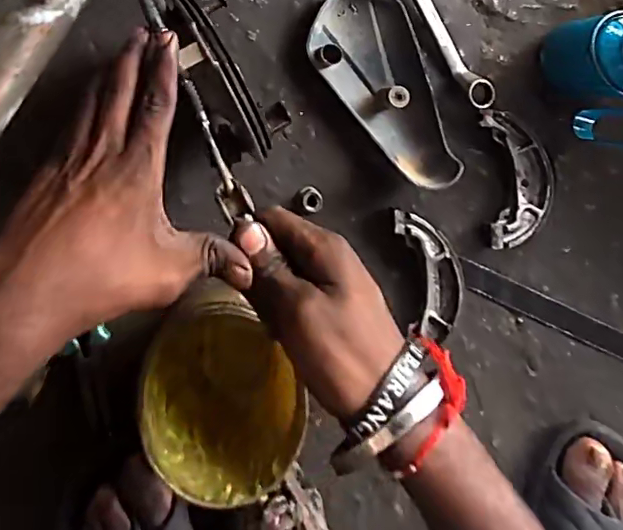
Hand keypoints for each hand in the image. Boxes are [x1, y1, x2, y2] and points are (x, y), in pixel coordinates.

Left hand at [0, 29, 251, 344]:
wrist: (28, 288)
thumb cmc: (97, 276)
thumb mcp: (166, 270)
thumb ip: (208, 257)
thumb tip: (247, 266)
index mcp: (137, 167)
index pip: (155, 105)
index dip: (164, 69)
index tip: (167, 43)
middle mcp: (104, 152)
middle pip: (121, 89)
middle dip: (134, 55)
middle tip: (143, 31)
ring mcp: (72, 157)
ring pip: (93, 99)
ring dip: (108, 70)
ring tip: (117, 51)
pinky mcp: (48, 170)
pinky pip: (70, 121)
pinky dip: (81, 99)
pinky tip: (82, 97)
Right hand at [233, 209, 407, 419]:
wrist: (387, 404)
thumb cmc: (340, 353)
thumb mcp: (298, 308)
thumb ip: (271, 267)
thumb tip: (246, 227)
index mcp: (325, 245)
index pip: (274, 217)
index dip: (249, 236)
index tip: (235, 265)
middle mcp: (332, 254)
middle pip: (280, 243)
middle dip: (260, 268)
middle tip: (256, 303)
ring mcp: (335, 280)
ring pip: (287, 271)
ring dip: (272, 293)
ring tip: (272, 322)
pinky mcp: (335, 305)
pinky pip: (300, 293)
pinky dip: (286, 308)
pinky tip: (285, 332)